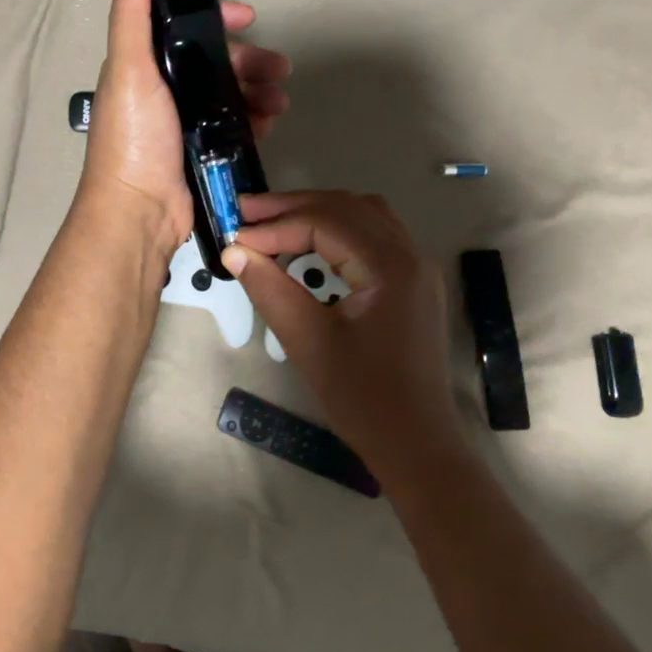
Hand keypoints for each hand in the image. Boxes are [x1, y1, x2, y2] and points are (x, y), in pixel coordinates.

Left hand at [77, 0, 289, 251]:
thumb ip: (131, 20)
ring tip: (280, 101)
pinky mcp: (199, 150)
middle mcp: (160, 90)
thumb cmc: (133, 138)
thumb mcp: (129, 72)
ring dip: (258, 90)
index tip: (249, 17)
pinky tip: (269, 124)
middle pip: (213, 62)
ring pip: (228, 94)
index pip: (182, 29)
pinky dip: (253, 120)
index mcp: (142, 67)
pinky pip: (233, 126)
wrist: (140, 211)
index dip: (216, 18)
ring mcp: (181, 123)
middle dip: (249, 60)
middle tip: (281, 68)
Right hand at [222, 192, 460, 474]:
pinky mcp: (415, 283)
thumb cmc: (362, 397)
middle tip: (245, 211)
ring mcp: (417, 267)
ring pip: (364, 214)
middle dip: (293, 207)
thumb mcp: (307, 341)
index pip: (324, 223)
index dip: (275, 226)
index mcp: (390, 266)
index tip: (235, 237)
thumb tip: (234, 251)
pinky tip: (310, 244)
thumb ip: (270, 289)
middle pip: (346, 207)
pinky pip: (375, 235)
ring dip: (317, 212)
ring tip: (273, 222)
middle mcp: (410, 254)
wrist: (417, 444)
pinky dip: (339, 229)